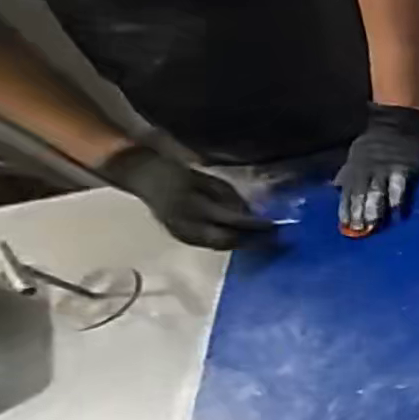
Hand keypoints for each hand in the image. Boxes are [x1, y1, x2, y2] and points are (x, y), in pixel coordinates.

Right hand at [100, 146, 274, 249]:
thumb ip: (230, 198)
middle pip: (227, 240)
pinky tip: (242, 241)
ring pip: (219, 246)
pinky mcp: (181, 238)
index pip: (231, 220)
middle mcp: (187, 224)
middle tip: (275, 239)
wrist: (143, 177)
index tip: (274, 225)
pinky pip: (209, 245)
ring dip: (243, 245)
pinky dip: (228, 244)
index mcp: (193, 205)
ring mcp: (182, 233)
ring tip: (264, 242)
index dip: (254, 225)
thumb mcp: (207, 180)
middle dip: (253, 241)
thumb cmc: (178, 173)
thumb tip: (253, 214)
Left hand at [335, 103, 418, 235]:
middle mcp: (367, 170)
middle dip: (358, 213)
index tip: (344, 226)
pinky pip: (399, 186)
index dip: (345, 209)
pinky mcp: (402, 168)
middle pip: (361, 195)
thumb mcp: (357, 154)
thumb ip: (348, 172)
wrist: (397, 123)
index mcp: (355, 168)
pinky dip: (397, 198)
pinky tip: (396, 212)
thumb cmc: (377, 142)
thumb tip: (335, 187)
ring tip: (372, 225)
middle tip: (358, 230)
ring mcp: (385, 169)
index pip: (347, 192)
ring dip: (374, 209)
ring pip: (377, 192)